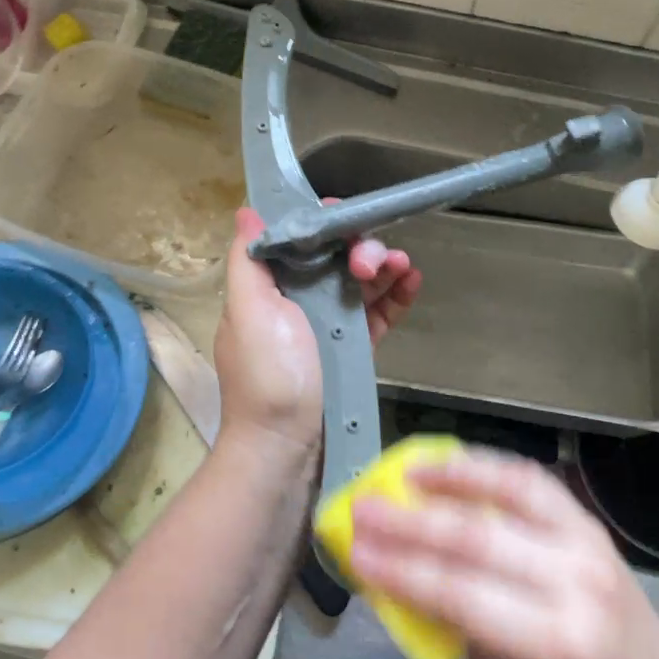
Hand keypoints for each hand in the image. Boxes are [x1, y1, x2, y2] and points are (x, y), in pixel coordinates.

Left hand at [215, 206, 421, 449]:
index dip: (323, 223)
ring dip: (384, 266)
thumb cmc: (267, 375)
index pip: (299, 241)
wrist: (285, 447)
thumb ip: (249, 260)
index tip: (343, 216)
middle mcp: (297, 302)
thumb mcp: (249, 311)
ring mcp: (327, 328)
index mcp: (269, 288)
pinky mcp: (353, 351)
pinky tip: (411, 282)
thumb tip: (246, 211)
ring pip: (360, 284)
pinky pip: (377, 314)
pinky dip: (396, 295)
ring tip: (404, 265)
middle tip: (369, 261)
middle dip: (359, 248)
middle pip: (335, 259)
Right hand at [347, 450, 658, 658]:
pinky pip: (533, 482)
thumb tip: (409, 581)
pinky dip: (488, 467)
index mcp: (558, 646)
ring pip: (509, 494)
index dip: (403, 571)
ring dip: (450, 479)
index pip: (462, 596)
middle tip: (361, 508)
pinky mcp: (590, 523)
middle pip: (477, 539)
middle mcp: (576, 584)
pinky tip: (452, 464)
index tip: (355, 552)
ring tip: (403, 472)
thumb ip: (464, 639)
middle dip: (410, 522)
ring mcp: (588, 544)